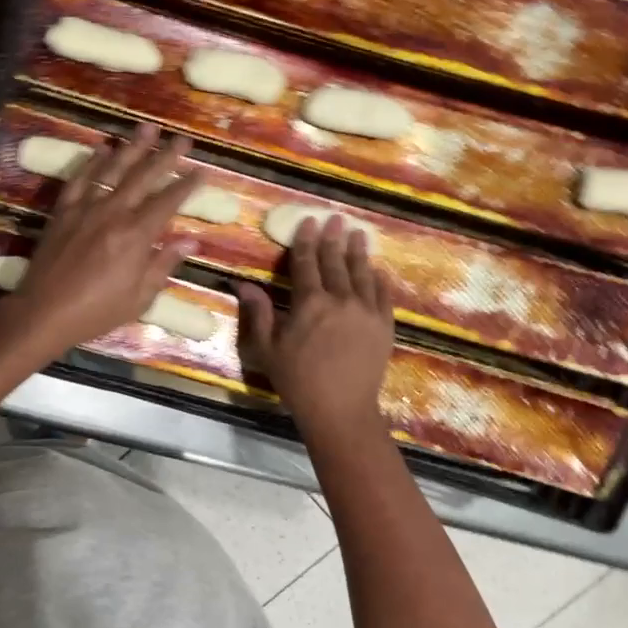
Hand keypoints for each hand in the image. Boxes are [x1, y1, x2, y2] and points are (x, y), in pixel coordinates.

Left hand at [8, 123, 202, 349]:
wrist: (44, 312)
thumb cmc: (96, 312)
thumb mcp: (139, 298)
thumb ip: (163, 265)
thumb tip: (190, 241)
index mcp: (136, 236)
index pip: (168, 202)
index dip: (186, 185)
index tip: (201, 170)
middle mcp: (113, 213)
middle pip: (144, 177)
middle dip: (165, 156)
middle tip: (182, 137)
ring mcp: (85, 209)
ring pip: (112, 169)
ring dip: (132, 147)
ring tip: (147, 127)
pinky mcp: (62, 212)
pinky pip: (79, 180)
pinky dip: (91, 162)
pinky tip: (102, 149)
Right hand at [236, 214, 395, 429]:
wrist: (340, 408)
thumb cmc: (296, 381)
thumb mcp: (267, 349)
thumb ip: (258, 313)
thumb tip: (243, 284)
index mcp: (309, 303)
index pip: (306, 263)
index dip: (305, 241)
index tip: (309, 221)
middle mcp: (341, 299)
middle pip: (336, 262)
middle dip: (334, 238)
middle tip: (336, 218)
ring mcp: (367, 311)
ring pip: (362, 273)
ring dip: (359, 252)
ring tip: (359, 234)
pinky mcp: (385, 325)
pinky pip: (384, 294)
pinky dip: (380, 279)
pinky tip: (378, 270)